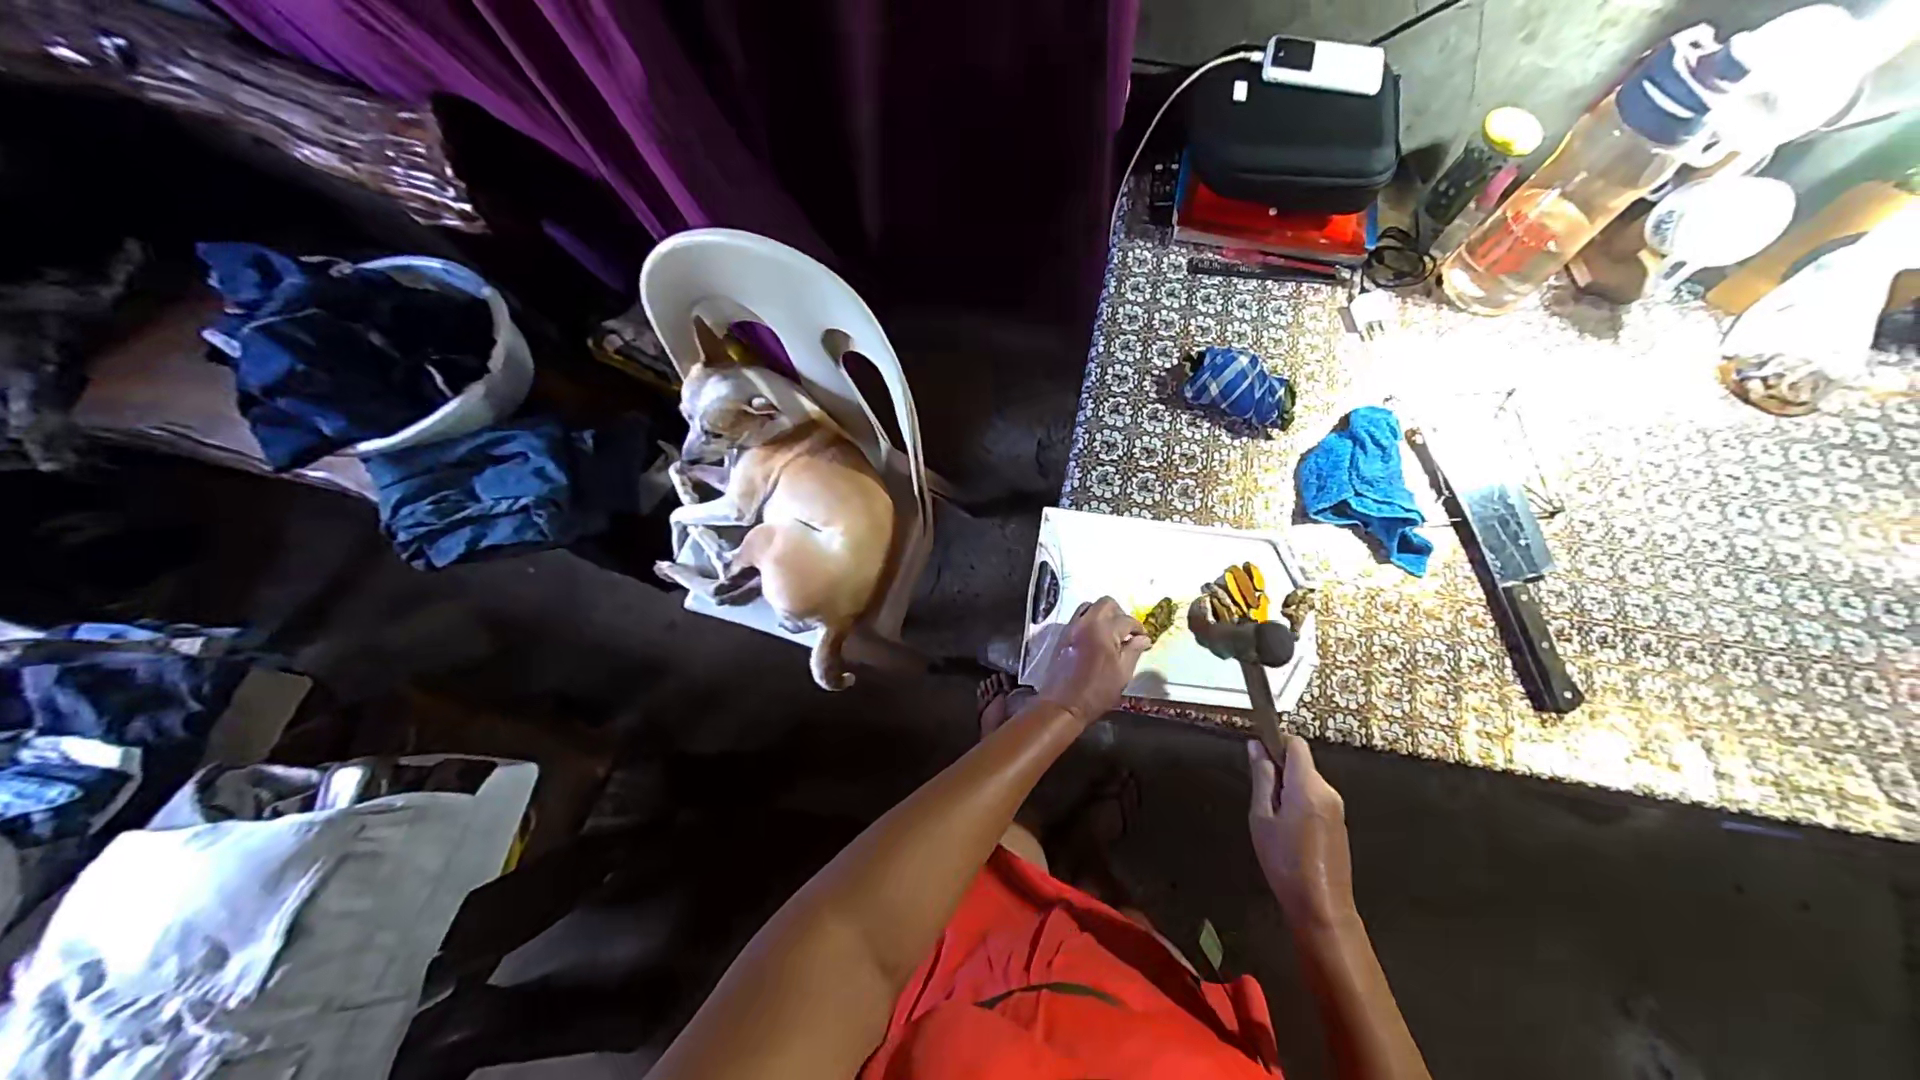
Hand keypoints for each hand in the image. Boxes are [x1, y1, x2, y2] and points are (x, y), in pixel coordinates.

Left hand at [1032, 597, 1150, 724]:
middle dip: (1120, 614)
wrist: (1063, 704)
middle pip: (1107, 603)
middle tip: (1127, 633)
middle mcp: (1086, 622)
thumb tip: (1143, 639)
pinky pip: (1078, 618)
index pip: (1127, 619)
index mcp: (1104, 629)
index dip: (1139, 629)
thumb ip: (1134, 651)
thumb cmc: (1097, 691)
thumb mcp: (1123, 673)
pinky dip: (1089, 621)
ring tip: (1111, 634)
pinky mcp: (1062, 635)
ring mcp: (1071, 627)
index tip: (1143, 639)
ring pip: (1090, 607)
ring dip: (1103, 615)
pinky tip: (1096, 639)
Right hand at [1247, 736, 1355, 928]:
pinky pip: (1315, 798)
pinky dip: (1298, 803)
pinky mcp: (1339, 823)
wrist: (1322, 907)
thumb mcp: (1262, 818)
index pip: (1295, 743)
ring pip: (1307, 781)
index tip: (1257, 758)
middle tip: (1260, 799)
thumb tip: (1256, 747)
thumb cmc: (1284, 862)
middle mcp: (1328, 791)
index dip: (1275, 742)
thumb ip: (1261, 778)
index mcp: (1309, 786)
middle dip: (1279, 771)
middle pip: (1301, 763)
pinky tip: (1288, 831)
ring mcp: (1337, 808)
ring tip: (1271, 819)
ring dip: (1287, 789)